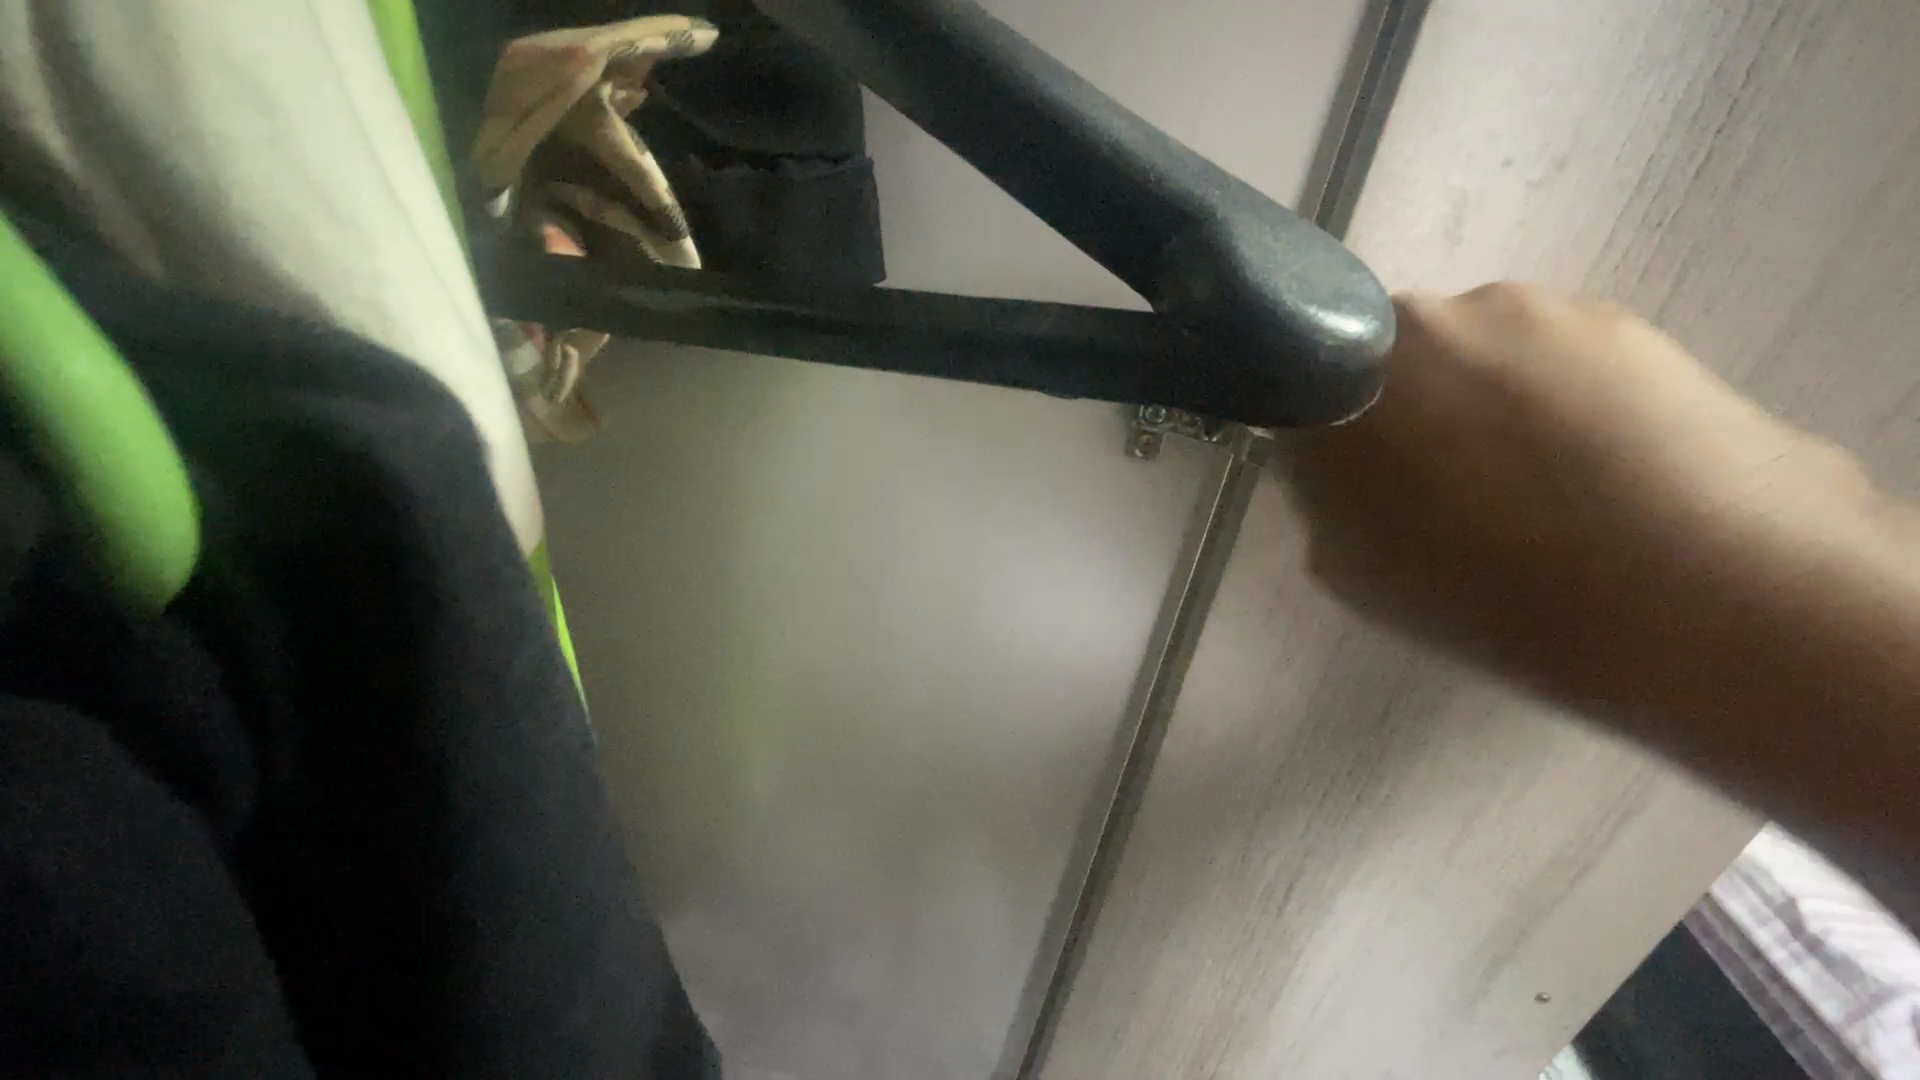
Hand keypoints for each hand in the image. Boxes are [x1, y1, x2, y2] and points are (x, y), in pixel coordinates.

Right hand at [1280, 282, 1871, 710]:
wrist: (1696, 592)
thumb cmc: (1484, 588)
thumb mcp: (1349, 566)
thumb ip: (1323, 502)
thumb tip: (1345, 474)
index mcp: (1346, 375)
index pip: (1308, 392)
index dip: (1327, 439)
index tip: (1353, 486)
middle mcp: (1431, 318)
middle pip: (1395, 364)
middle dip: (1408, 413)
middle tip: (1442, 488)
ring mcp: (1536, 310)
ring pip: (1481, 354)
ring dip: (1488, 403)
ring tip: (1537, 484)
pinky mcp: (1628, 320)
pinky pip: (1559, 358)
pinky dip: (1561, 401)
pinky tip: (1597, 470)